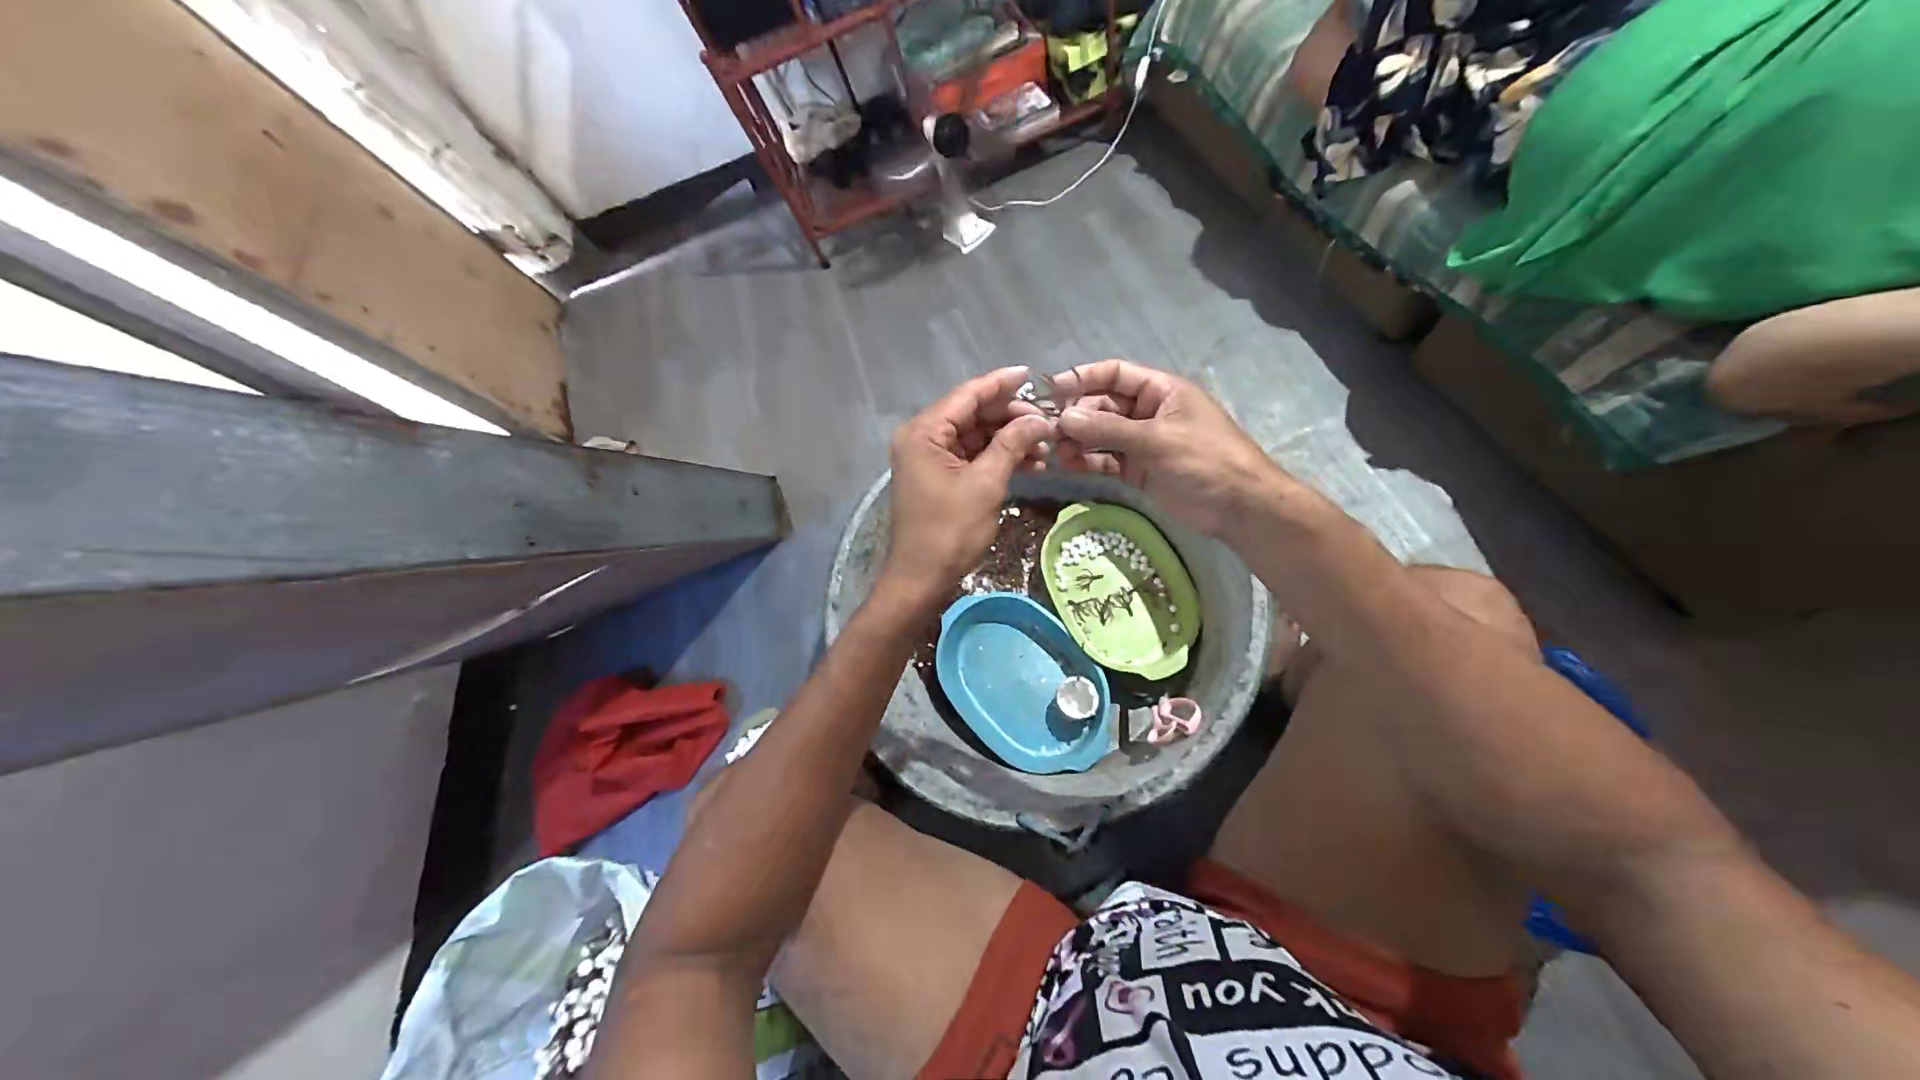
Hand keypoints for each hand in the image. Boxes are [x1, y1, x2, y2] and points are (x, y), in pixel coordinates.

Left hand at [883, 366, 1053, 601]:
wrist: (922, 578)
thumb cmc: (949, 530)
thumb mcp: (985, 483)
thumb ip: (1012, 444)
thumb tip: (1041, 420)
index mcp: (924, 433)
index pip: (967, 395)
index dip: (1001, 384)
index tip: (1033, 375)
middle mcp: (922, 438)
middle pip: (972, 414)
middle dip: (1011, 417)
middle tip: (1048, 422)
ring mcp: (929, 459)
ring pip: (975, 437)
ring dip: (1009, 440)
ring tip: (1046, 447)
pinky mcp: (939, 478)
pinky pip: (972, 458)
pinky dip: (998, 459)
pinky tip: (1031, 464)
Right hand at [1048, 359, 1293, 536]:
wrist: (1238, 506)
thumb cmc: (1205, 460)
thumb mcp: (1157, 439)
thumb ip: (1109, 429)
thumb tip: (1064, 418)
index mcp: (1161, 391)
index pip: (1116, 374)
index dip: (1084, 378)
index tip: (1053, 390)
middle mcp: (1149, 412)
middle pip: (1103, 405)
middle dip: (1077, 415)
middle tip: (1049, 430)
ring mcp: (1142, 442)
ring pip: (1101, 434)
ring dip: (1078, 440)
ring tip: (1055, 450)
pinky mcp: (1138, 469)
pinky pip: (1106, 459)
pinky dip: (1088, 461)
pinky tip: (1068, 465)